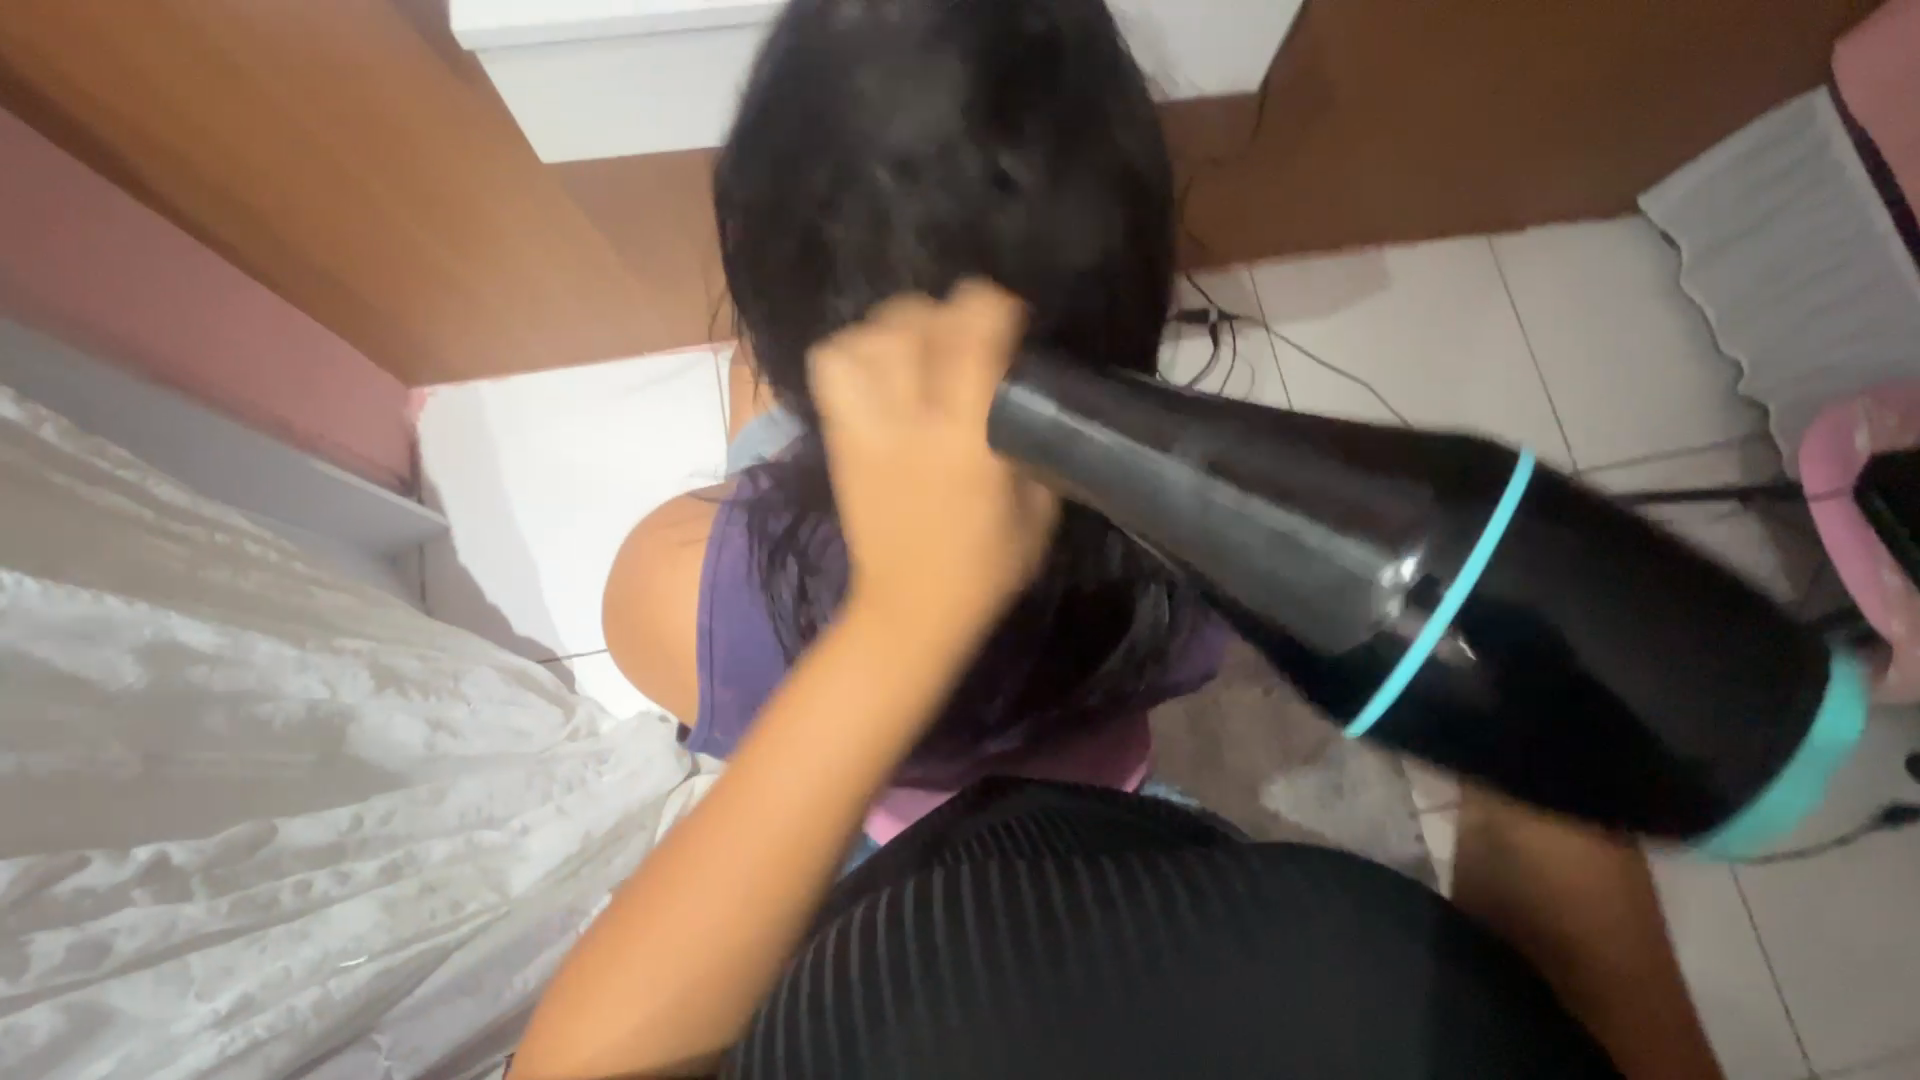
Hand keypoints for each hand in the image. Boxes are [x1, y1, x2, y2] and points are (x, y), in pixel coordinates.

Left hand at [807, 279, 1060, 637]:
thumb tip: (1028, 399)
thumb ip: (1035, 446)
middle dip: (947, 310)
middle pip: (916, 324)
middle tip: (967, 331)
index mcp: (967, 438)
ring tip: (920, 341)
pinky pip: (830, 369)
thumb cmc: (985, 570)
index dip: (994, 307)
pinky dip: (852, 350)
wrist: (909, 611)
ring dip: (898, 325)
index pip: (973, 336)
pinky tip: (878, 364)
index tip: (1013, 316)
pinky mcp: (839, 440)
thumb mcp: (1039, 513)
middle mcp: (911, 420)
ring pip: (867, 338)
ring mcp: (865, 427)